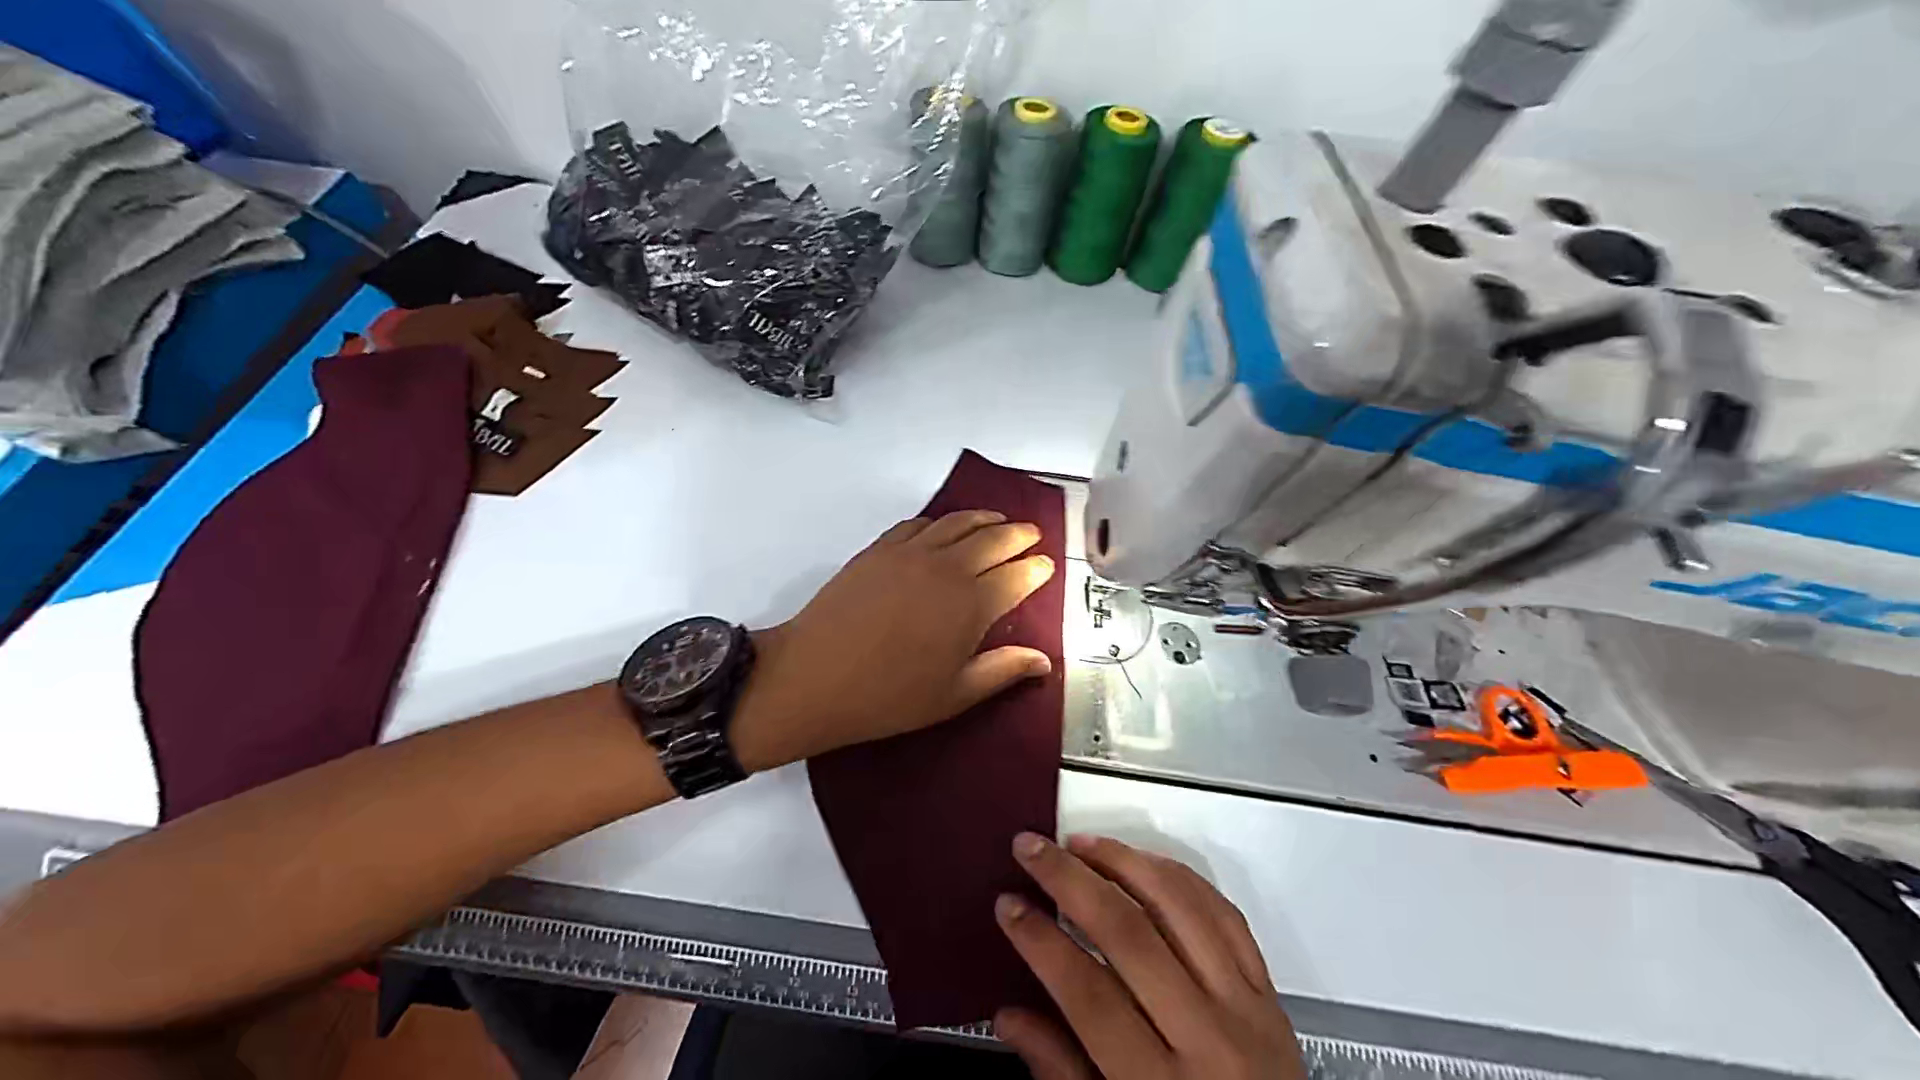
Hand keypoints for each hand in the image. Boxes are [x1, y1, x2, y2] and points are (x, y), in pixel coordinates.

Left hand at [728, 510, 1055, 770]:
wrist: (814, 676)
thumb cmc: (887, 695)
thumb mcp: (954, 694)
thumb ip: (1002, 670)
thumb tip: (1041, 661)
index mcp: (972, 604)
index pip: (1018, 575)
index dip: (1037, 569)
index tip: (1046, 567)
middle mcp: (947, 568)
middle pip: (994, 538)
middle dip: (1019, 534)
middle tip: (1031, 535)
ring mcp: (910, 553)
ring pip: (957, 522)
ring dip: (984, 519)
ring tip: (997, 521)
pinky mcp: (880, 549)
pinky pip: (918, 524)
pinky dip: (940, 521)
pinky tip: (942, 528)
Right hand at [994, 834, 1305, 1079]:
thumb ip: (1061, 1074)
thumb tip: (1009, 1015)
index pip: (1089, 996)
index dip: (1041, 942)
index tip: (1008, 905)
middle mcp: (1209, 1042)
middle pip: (1130, 934)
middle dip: (1070, 880)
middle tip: (1031, 848)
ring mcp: (1245, 1010)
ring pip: (1179, 908)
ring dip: (1123, 861)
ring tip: (1080, 843)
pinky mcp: (1269, 992)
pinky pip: (1224, 913)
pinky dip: (1180, 877)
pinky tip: (1144, 861)